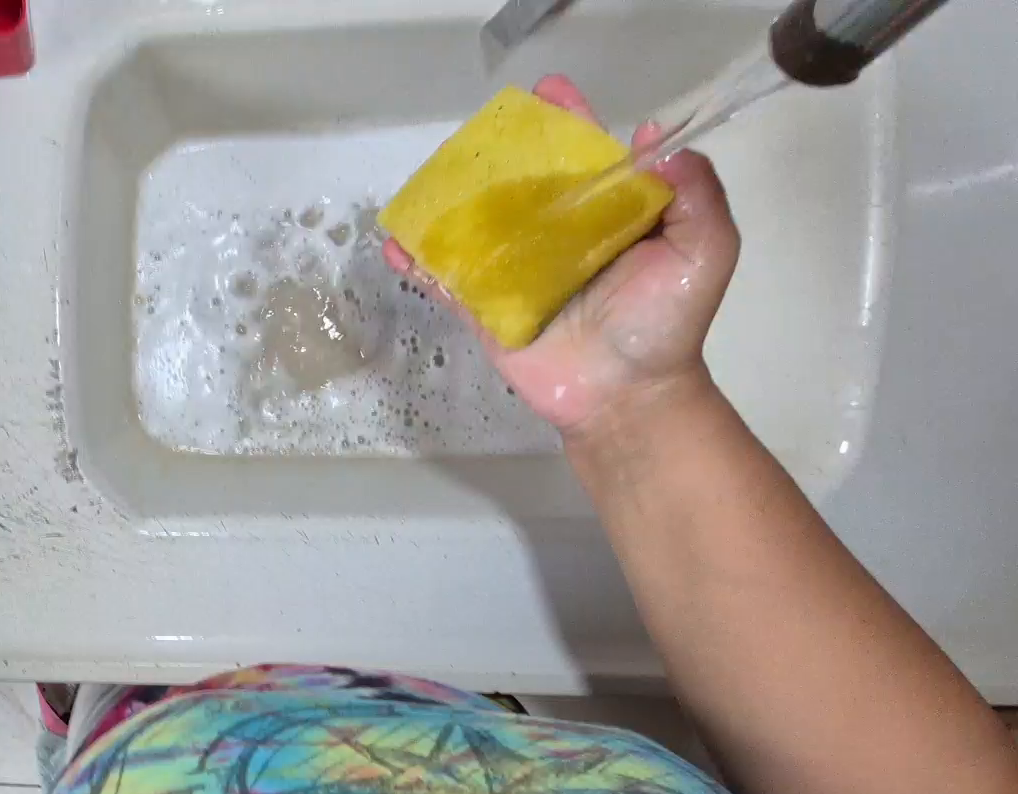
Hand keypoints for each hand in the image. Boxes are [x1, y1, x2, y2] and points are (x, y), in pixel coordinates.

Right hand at [383, 74, 741, 436]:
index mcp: (606, 220)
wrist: (623, 392)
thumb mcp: (704, 248)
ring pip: (475, 235)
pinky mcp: (484, 312)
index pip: (583, 162)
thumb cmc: (665, 323)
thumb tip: (653, 136)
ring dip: (446, 212)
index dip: (566, 126)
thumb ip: (692, 192)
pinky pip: (448, 284)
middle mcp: (556, 242)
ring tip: (420, 190)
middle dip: (496, 163)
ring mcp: (514, 278)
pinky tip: (395, 248)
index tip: (545, 94)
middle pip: (520, 193)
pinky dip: (420, 267)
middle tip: (469, 143)